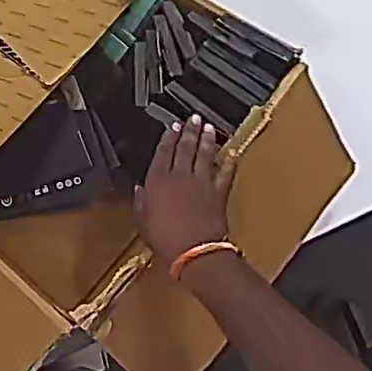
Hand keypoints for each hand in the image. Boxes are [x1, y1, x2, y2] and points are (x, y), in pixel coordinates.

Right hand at [134, 114, 236, 265]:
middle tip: (193, 118)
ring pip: (205, 155)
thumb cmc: (166, 238)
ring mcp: (202, 183)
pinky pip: (225, 173)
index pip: (163, 152)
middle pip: (185, 147)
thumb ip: (141, 202)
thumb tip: (140, 191)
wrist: (195, 251)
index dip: (168, 137)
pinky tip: (231, 155)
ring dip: (207, 140)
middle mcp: (180, 177)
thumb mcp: (143, 220)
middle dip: (189, 131)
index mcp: (158, 181)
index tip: (172, 126)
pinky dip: (229, 163)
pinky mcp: (219, 193)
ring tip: (209, 128)